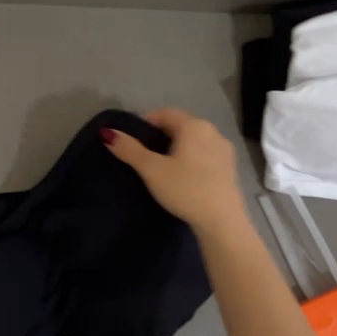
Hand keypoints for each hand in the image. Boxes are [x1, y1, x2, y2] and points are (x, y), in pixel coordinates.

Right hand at [104, 109, 249, 234]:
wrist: (222, 222)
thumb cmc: (185, 188)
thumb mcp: (151, 169)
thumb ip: (129, 149)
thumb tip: (107, 132)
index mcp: (194, 126)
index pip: (164, 114)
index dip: (145, 123)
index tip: (132, 140)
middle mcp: (213, 131)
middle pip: (180, 126)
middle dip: (160, 135)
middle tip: (143, 154)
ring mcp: (225, 150)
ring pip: (193, 141)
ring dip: (176, 148)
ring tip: (161, 166)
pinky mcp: (230, 168)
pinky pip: (204, 154)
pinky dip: (191, 159)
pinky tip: (182, 177)